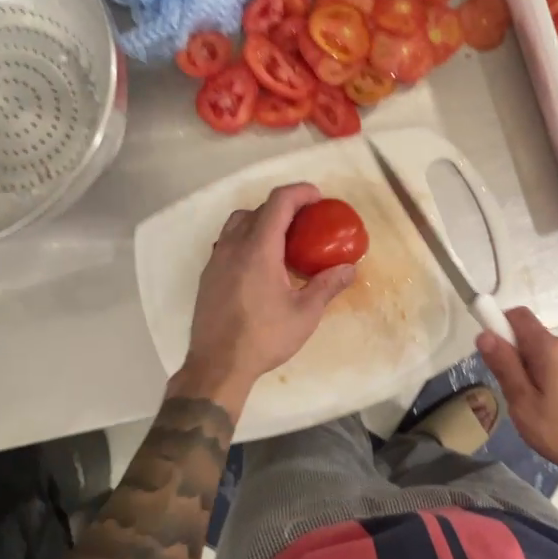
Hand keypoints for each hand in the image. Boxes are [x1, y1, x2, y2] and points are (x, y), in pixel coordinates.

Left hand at [172, 183, 356, 411]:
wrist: (217, 366)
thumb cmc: (264, 338)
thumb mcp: (305, 314)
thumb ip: (327, 286)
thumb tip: (349, 269)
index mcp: (258, 249)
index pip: (278, 203)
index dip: (300, 192)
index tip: (318, 198)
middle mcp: (233, 246)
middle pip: (258, 210)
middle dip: (284, 208)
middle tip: (307, 223)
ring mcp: (216, 260)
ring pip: (238, 223)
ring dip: (261, 221)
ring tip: (283, 241)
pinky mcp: (208, 275)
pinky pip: (228, 243)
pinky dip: (247, 240)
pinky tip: (261, 265)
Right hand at [477, 307, 557, 484]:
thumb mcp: (523, 403)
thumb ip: (505, 366)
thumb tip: (485, 334)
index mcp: (551, 348)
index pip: (519, 315)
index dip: (500, 326)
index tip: (494, 355)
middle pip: (533, 337)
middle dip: (518, 358)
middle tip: (516, 395)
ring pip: (548, 355)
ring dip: (536, 372)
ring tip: (538, 409)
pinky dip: (553, 380)